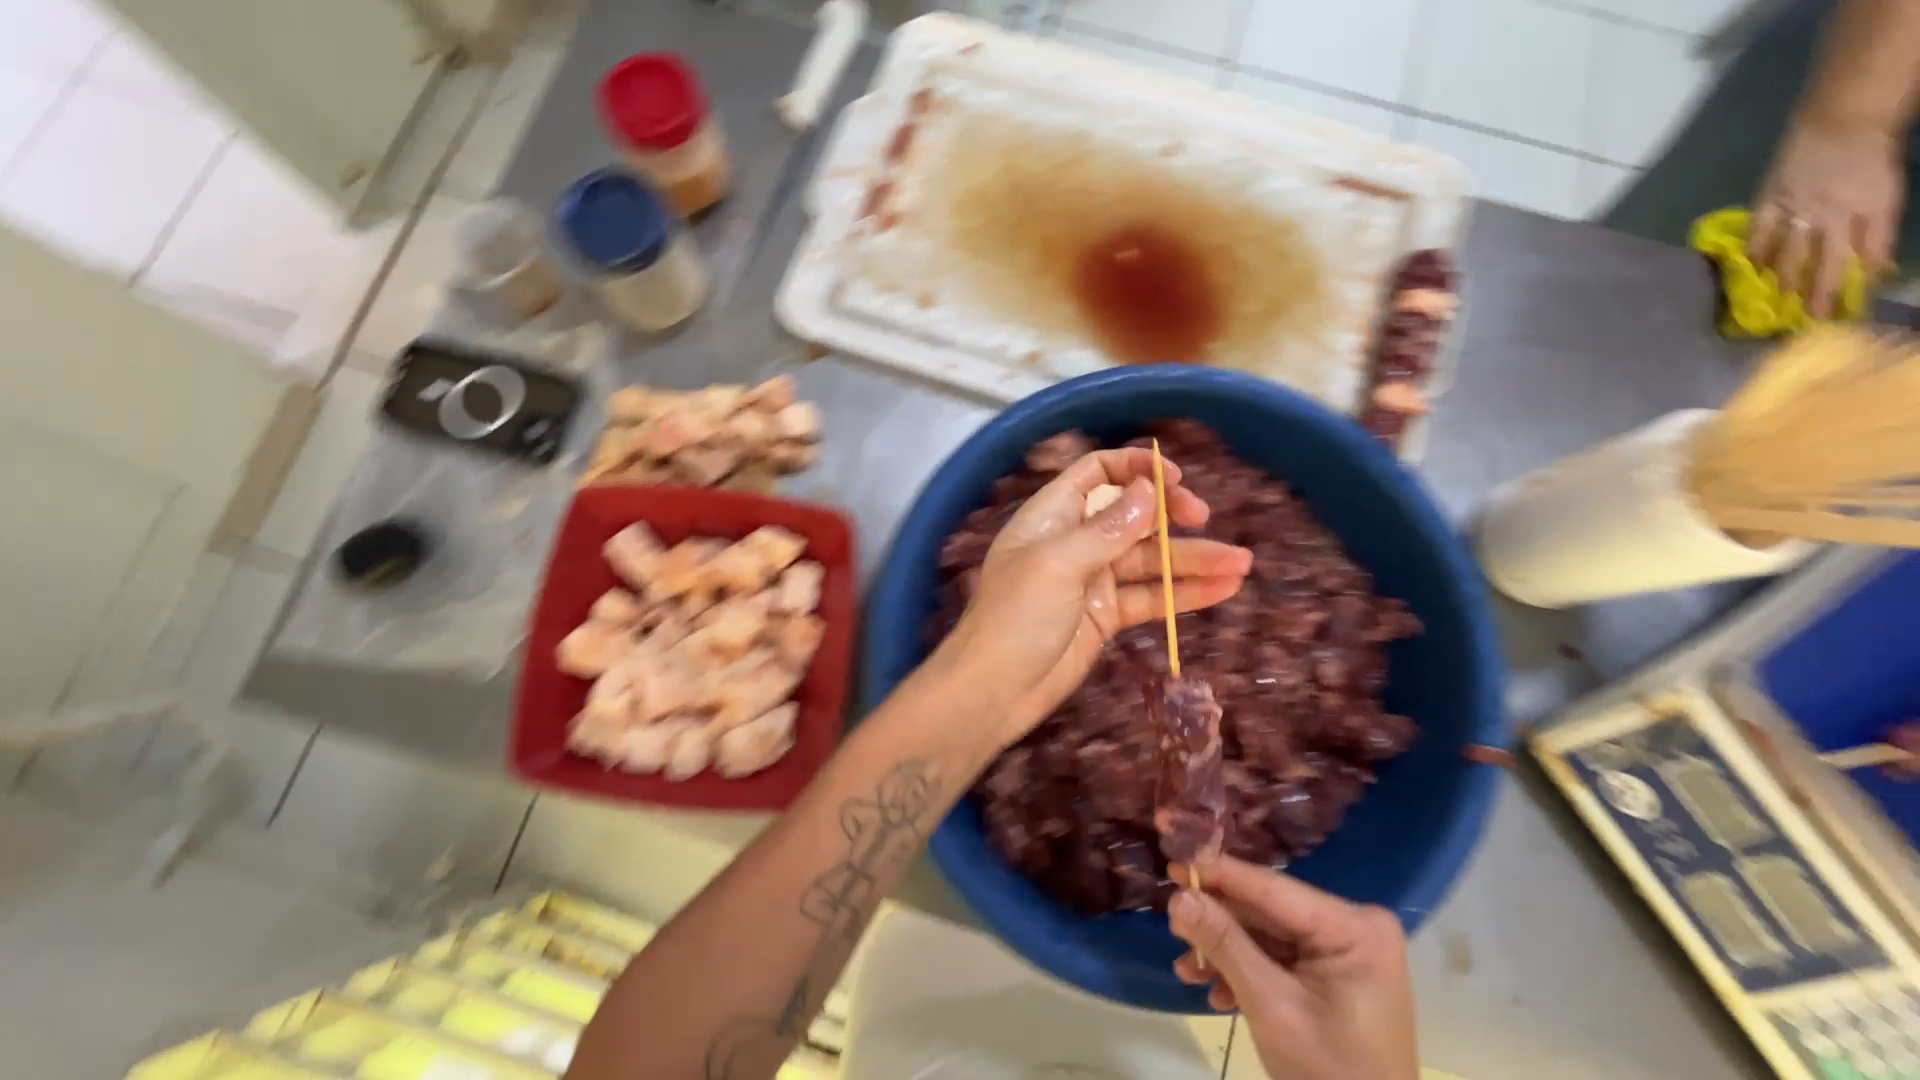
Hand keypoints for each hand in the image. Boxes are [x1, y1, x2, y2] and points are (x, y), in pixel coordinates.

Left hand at [931, 447, 1250, 748]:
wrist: (993, 691)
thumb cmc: (1015, 617)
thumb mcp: (1058, 564)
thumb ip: (1106, 529)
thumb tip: (1148, 490)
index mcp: (1052, 516)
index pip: (1096, 474)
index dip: (1135, 469)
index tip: (1175, 479)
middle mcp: (1075, 541)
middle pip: (1131, 515)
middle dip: (1170, 514)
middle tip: (1204, 519)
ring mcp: (1093, 580)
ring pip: (1150, 561)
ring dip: (1193, 560)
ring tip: (1242, 564)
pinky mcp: (1107, 617)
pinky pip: (1151, 598)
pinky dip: (1185, 594)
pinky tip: (1224, 590)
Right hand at [1169, 854, 1418, 1079]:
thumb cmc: (1328, 1072)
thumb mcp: (1270, 1005)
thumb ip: (1223, 944)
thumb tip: (1177, 897)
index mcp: (1353, 926)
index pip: (1271, 888)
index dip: (1218, 874)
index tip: (1173, 863)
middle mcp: (1354, 926)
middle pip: (1267, 911)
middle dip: (1219, 924)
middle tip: (1172, 924)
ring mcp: (1346, 951)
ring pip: (1268, 935)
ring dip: (1226, 953)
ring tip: (1186, 970)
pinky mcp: (1335, 974)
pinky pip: (1280, 958)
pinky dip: (1247, 972)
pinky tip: (1216, 993)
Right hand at [1751, 114, 1903, 315]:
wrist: (1842, 118)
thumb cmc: (1871, 157)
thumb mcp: (1888, 194)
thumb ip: (1879, 233)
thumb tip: (1875, 272)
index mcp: (1869, 208)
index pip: (1865, 256)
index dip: (1857, 285)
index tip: (1849, 314)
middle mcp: (1834, 212)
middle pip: (1825, 261)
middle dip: (1818, 293)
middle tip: (1809, 321)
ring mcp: (1797, 207)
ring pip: (1790, 252)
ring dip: (1784, 279)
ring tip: (1778, 304)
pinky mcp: (1770, 200)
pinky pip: (1759, 232)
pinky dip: (1755, 252)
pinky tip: (1751, 270)